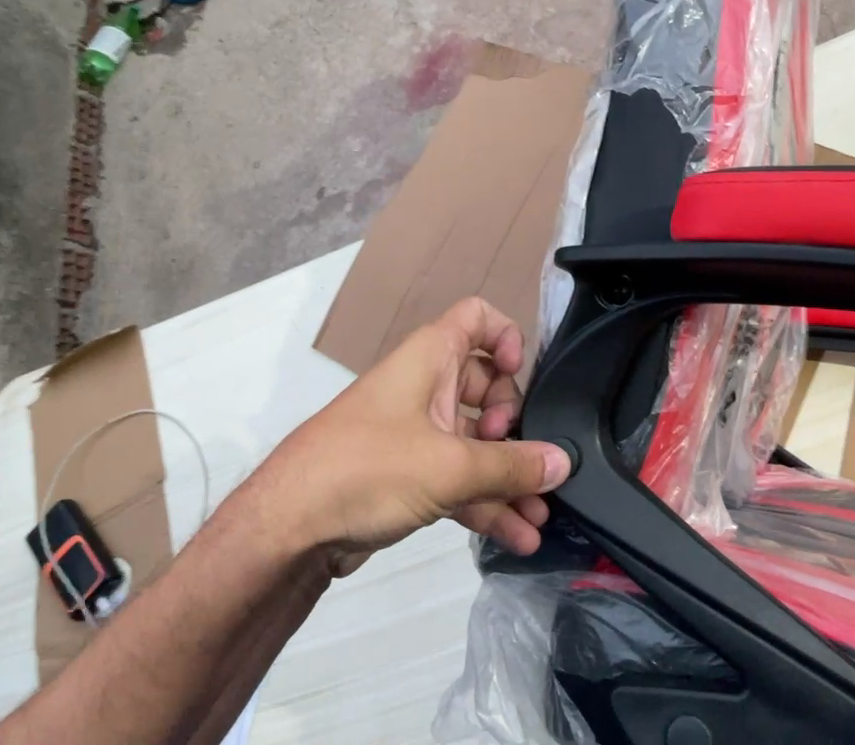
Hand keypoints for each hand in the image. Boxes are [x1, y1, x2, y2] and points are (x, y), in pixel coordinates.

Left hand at [255, 298, 570, 575]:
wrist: (290, 528)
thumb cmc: (368, 469)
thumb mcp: (450, 466)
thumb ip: (513, 466)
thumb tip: (565, 463)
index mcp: (431, 358)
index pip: (477, 318)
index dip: (507, 336)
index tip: (522, 373)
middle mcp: (426, 387)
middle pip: (489, 387)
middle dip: (516, 424)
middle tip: (520, 453)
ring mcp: (417, 433)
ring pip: (477, 443)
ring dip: (509, 477)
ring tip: (542, 514)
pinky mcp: (409, 477)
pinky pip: (460, 479)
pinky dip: (487, 503)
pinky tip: (519, 536)